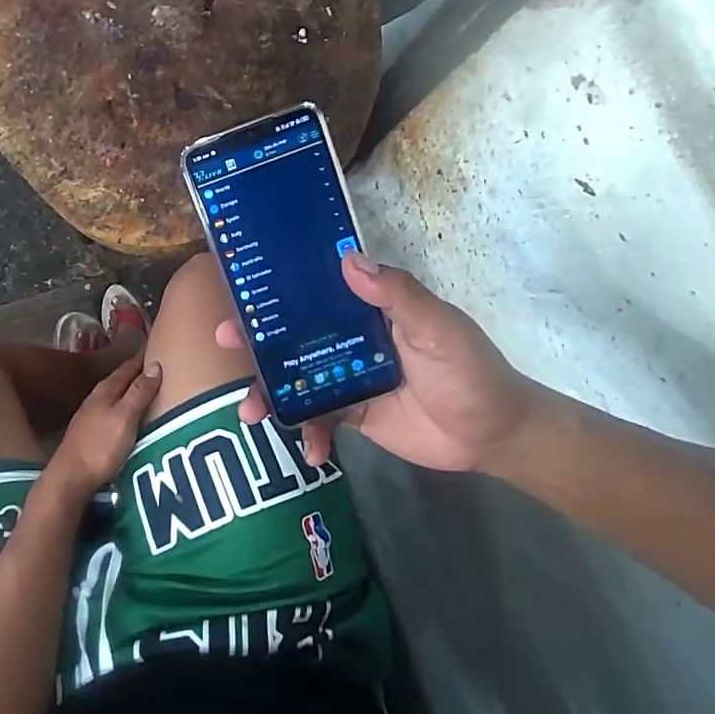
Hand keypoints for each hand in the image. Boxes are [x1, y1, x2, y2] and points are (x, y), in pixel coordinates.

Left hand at [46, 356, 161, 491]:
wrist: (69, 480)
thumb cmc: (100, 446)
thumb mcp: (125, 417)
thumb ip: (139, 391)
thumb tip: (155, 365)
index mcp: (106, 389)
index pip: (130, 365)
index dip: (145, 355)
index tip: (161, 344)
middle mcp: (97, 397)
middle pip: (123, 378)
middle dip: (142, 370)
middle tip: (164, 364)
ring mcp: (92, 415)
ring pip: (119, 394)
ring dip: (135, 388)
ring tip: (154, 387)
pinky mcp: (92, 431)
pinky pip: (115, 409)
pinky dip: (129, 405)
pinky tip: (135, 413)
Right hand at [214, 252, 534, 473]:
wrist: (490, 433)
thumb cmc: (467, 369)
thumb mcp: (436, 327)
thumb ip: (397, 296)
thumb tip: (349, 260)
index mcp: (373, 311)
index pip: (321, 293)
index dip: (284, 290)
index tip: (246, 288)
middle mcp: (355, 340)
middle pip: (299, 336)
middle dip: (260, 340)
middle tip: (224, 340)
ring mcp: (352, 378)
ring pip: (301, 381)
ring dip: (272, 395)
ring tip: (252, 414)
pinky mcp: (356, 415)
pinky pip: (321, 421)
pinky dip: (310, 435)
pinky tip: (312, 453)